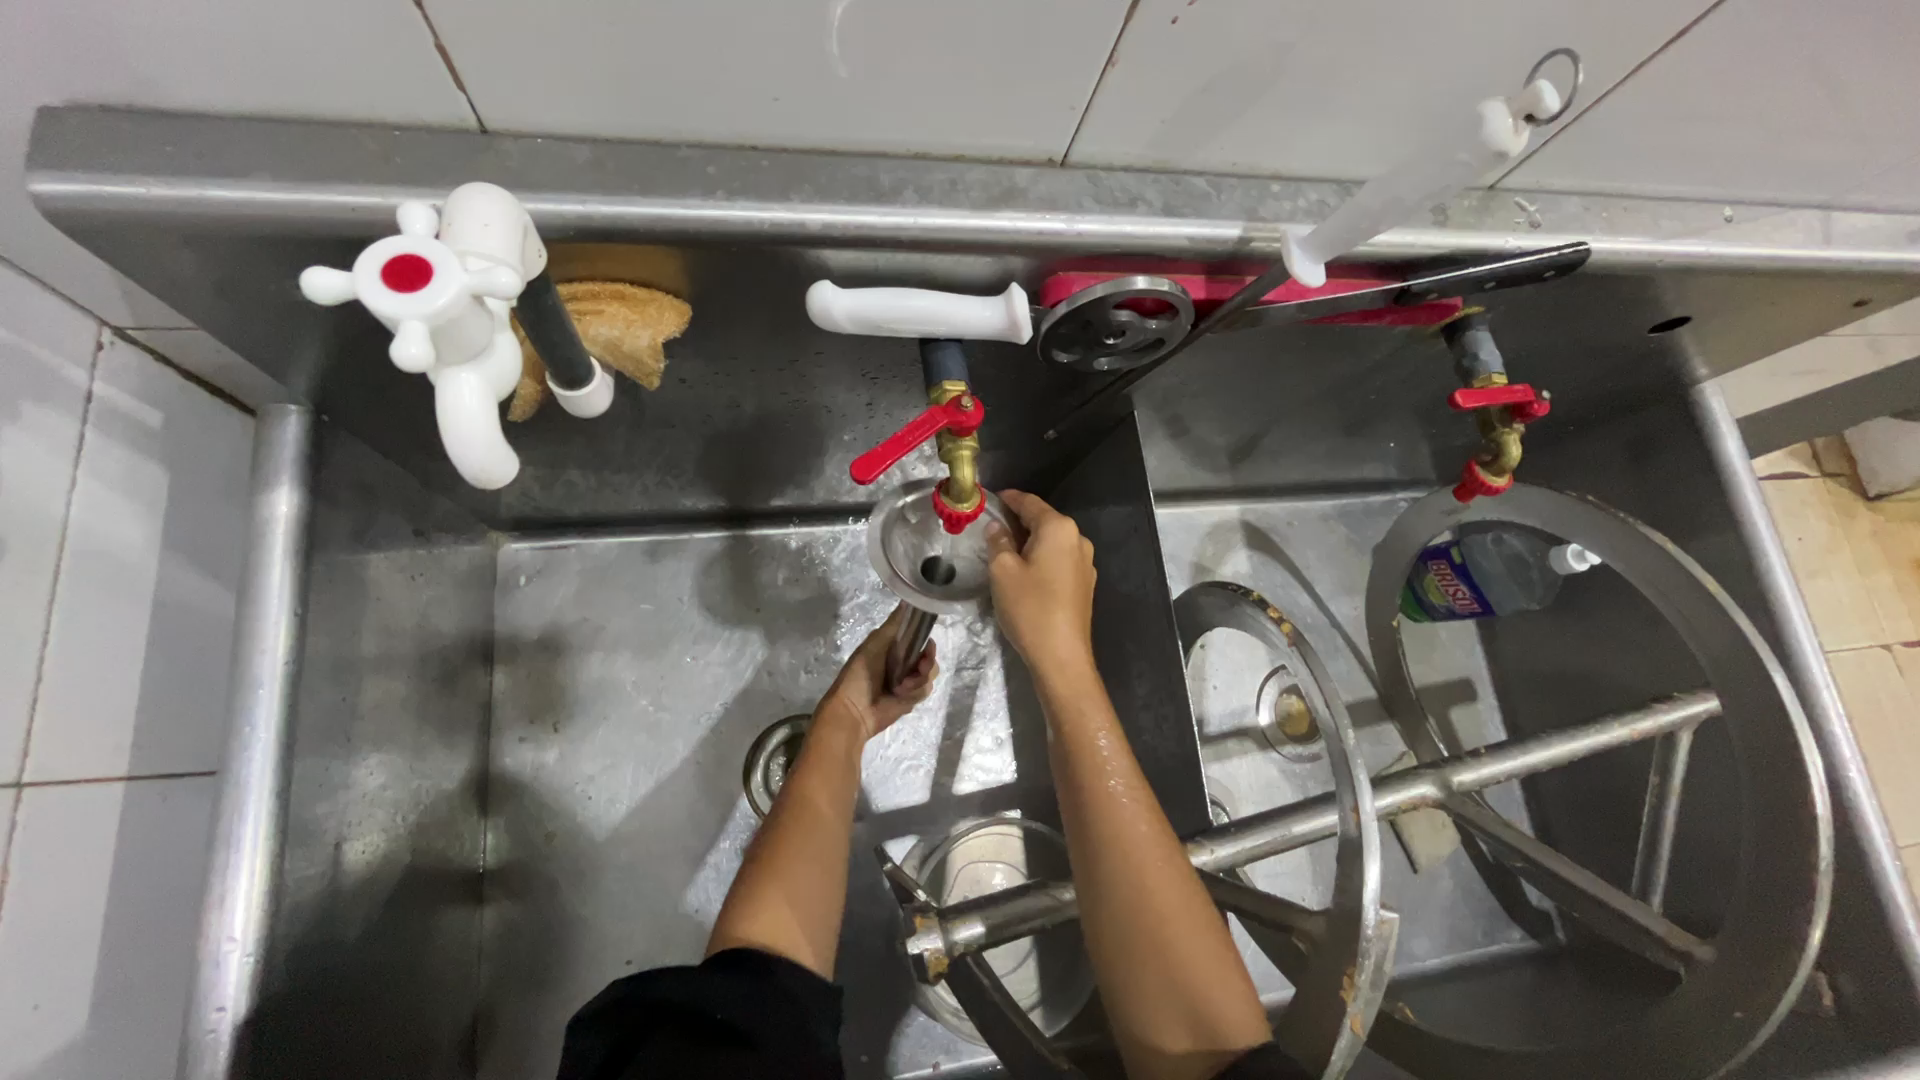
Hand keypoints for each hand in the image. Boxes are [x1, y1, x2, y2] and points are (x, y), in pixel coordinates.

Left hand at [814, 604, 937, 741]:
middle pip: (930, 656)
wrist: (854, 710)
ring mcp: (908, 680)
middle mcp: (904, 660)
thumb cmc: (860, 674)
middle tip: (916, 669)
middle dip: (926, 663)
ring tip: (900, 687)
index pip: (920, 638)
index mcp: (894, 646)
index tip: (926, 647)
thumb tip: (908, 599)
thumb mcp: (875, 644)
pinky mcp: (911, 697)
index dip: (926, 642)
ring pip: (930, 674)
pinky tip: (900, 695)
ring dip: (918, 680)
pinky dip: (915, 692)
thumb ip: (894, 624)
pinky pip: (925, 690)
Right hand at [986, 489, 1096, 672]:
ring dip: (1030, 541)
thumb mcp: (1002, 571)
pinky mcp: (1084, 584)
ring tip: (1005, 550)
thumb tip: (997, 527)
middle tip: (991, 527)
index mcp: (1059, 528)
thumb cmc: (1029, 608)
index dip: (1009, 499)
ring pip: (1052, 542)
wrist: (1061, 656)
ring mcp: (1085, 563)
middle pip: (1044, 521)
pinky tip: (1026, 572)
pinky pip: (1059, 560)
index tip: (990, 499)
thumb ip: (998, 542)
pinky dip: (1042, 558)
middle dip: (1018, 521)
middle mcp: (1078, 539)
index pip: (1030, 503)